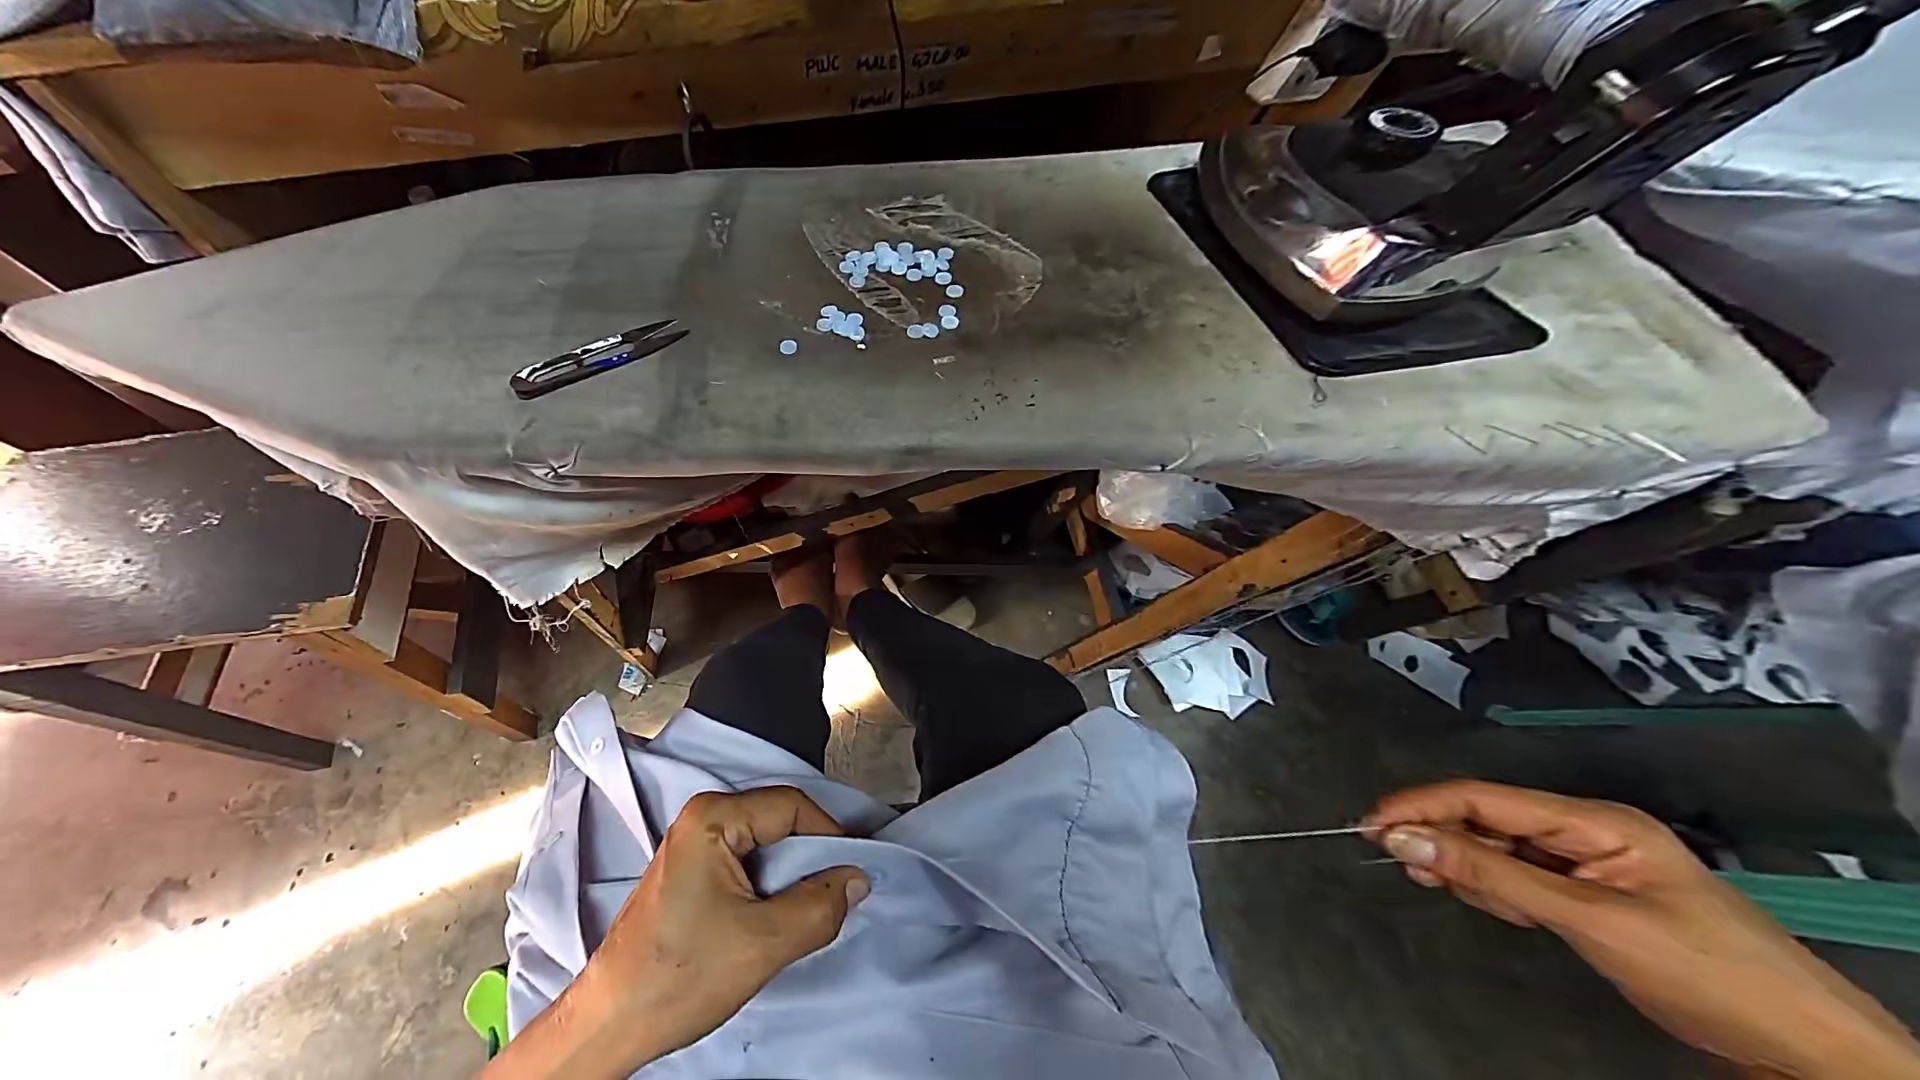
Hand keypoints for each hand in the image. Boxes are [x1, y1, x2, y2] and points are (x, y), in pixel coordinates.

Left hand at [483, 786, 868, 1078]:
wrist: (609, 1026)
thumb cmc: (678, 978)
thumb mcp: (764, 944)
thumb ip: (821, 905)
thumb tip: (859, 878)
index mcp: (713, 817)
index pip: (793, 807)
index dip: (831, 836)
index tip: (856, 869)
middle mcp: (701, 816)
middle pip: (780, 820)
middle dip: (812, 856)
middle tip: (837, 890)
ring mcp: (693, 842)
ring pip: (766, 843)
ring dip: (793, 872)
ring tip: (810, 906)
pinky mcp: (692, 869)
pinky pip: (748, 859)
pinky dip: (772, 882)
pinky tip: (779, 912)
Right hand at [1364, 781, 1919, 1079]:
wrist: (1808, 1051)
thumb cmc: (1706, 970)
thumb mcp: (1588, 918)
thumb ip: (1491, 875)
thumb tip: (1405, 839)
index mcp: (1593, 821)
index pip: (1484, 798)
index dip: (1423, 806)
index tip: (1373, 824)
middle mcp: (1584, 833)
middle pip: (1487, 821)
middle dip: (1439, 836)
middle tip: (1395, 857)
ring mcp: (1587, 865)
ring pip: (1497, 851)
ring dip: (1461, 865)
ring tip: (1429, 879)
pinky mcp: (1587, 897)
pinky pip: (1517, 879)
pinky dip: (1489, 888)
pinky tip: (1476, 897)